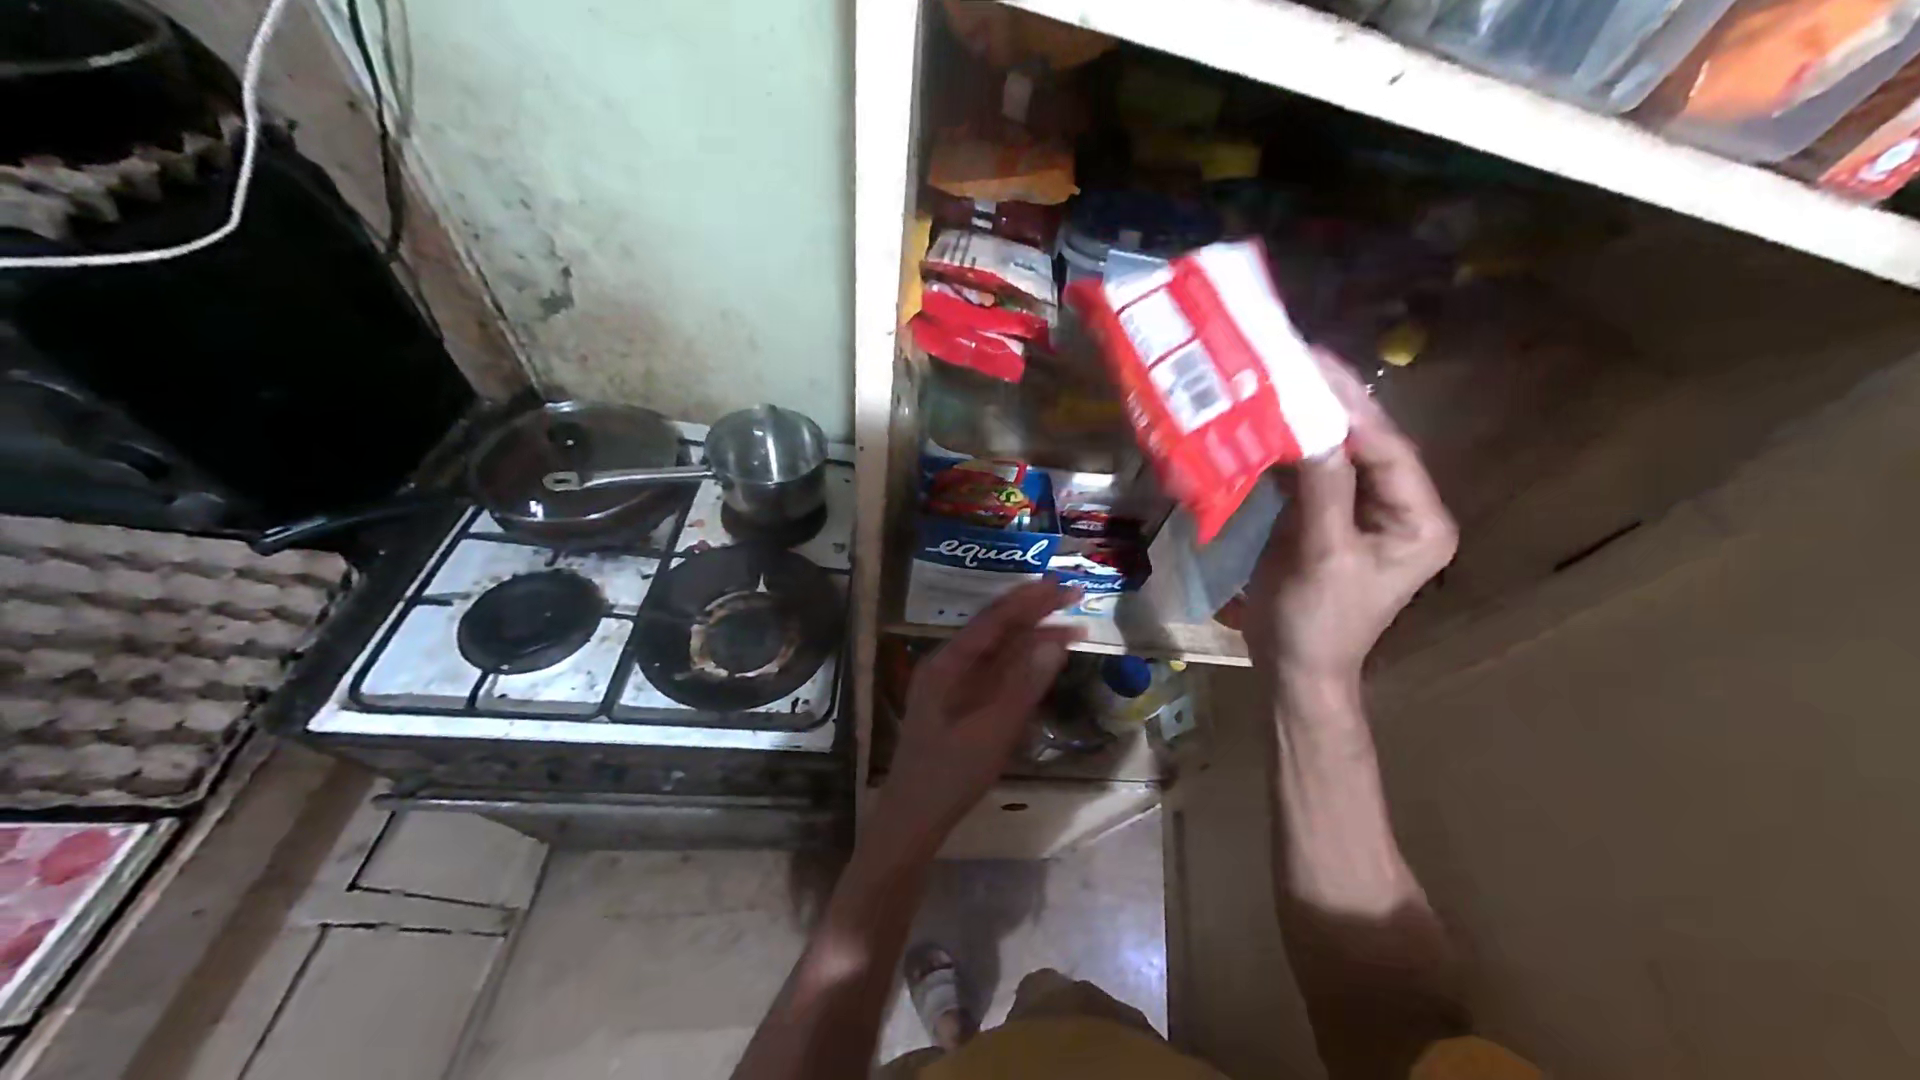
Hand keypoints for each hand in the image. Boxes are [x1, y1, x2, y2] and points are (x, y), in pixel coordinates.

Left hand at [872, 581, 1083, 854]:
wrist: (912, 819)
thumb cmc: (948, 776)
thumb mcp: (992, 732)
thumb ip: (1024, 686)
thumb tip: (1056, 642)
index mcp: (946, 665)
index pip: (992, 621)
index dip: (1027, 600)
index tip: (1059, 584)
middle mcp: (948, 666)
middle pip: (994, 630)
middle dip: (1032, 611)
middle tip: (1072, 594)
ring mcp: (953, 686)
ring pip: (997, 651)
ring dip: (1031, 637)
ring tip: (1068, 624)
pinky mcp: (962, 705)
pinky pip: (995, 674)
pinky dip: (1021, 664)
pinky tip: (1042, 659)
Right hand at [1239, 354, 1455, 691]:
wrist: (1294, 667)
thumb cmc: (1317, 621)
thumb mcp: (1324, 556)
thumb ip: (1324, 491)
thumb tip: (1315, 429)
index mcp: (1418, 520)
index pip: (1389, 451)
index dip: (1354, 409)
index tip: (1317, 367)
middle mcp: (1398, 509)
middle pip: (1367, 446)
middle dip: (1333, 406)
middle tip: (1297, 360)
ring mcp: (1361, 513)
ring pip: (1338, 456)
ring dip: (1308, 423)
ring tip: (1279, 381)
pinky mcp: (1326, 518)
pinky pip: (1311, 475)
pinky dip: (1289, 452)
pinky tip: (1266, 425)